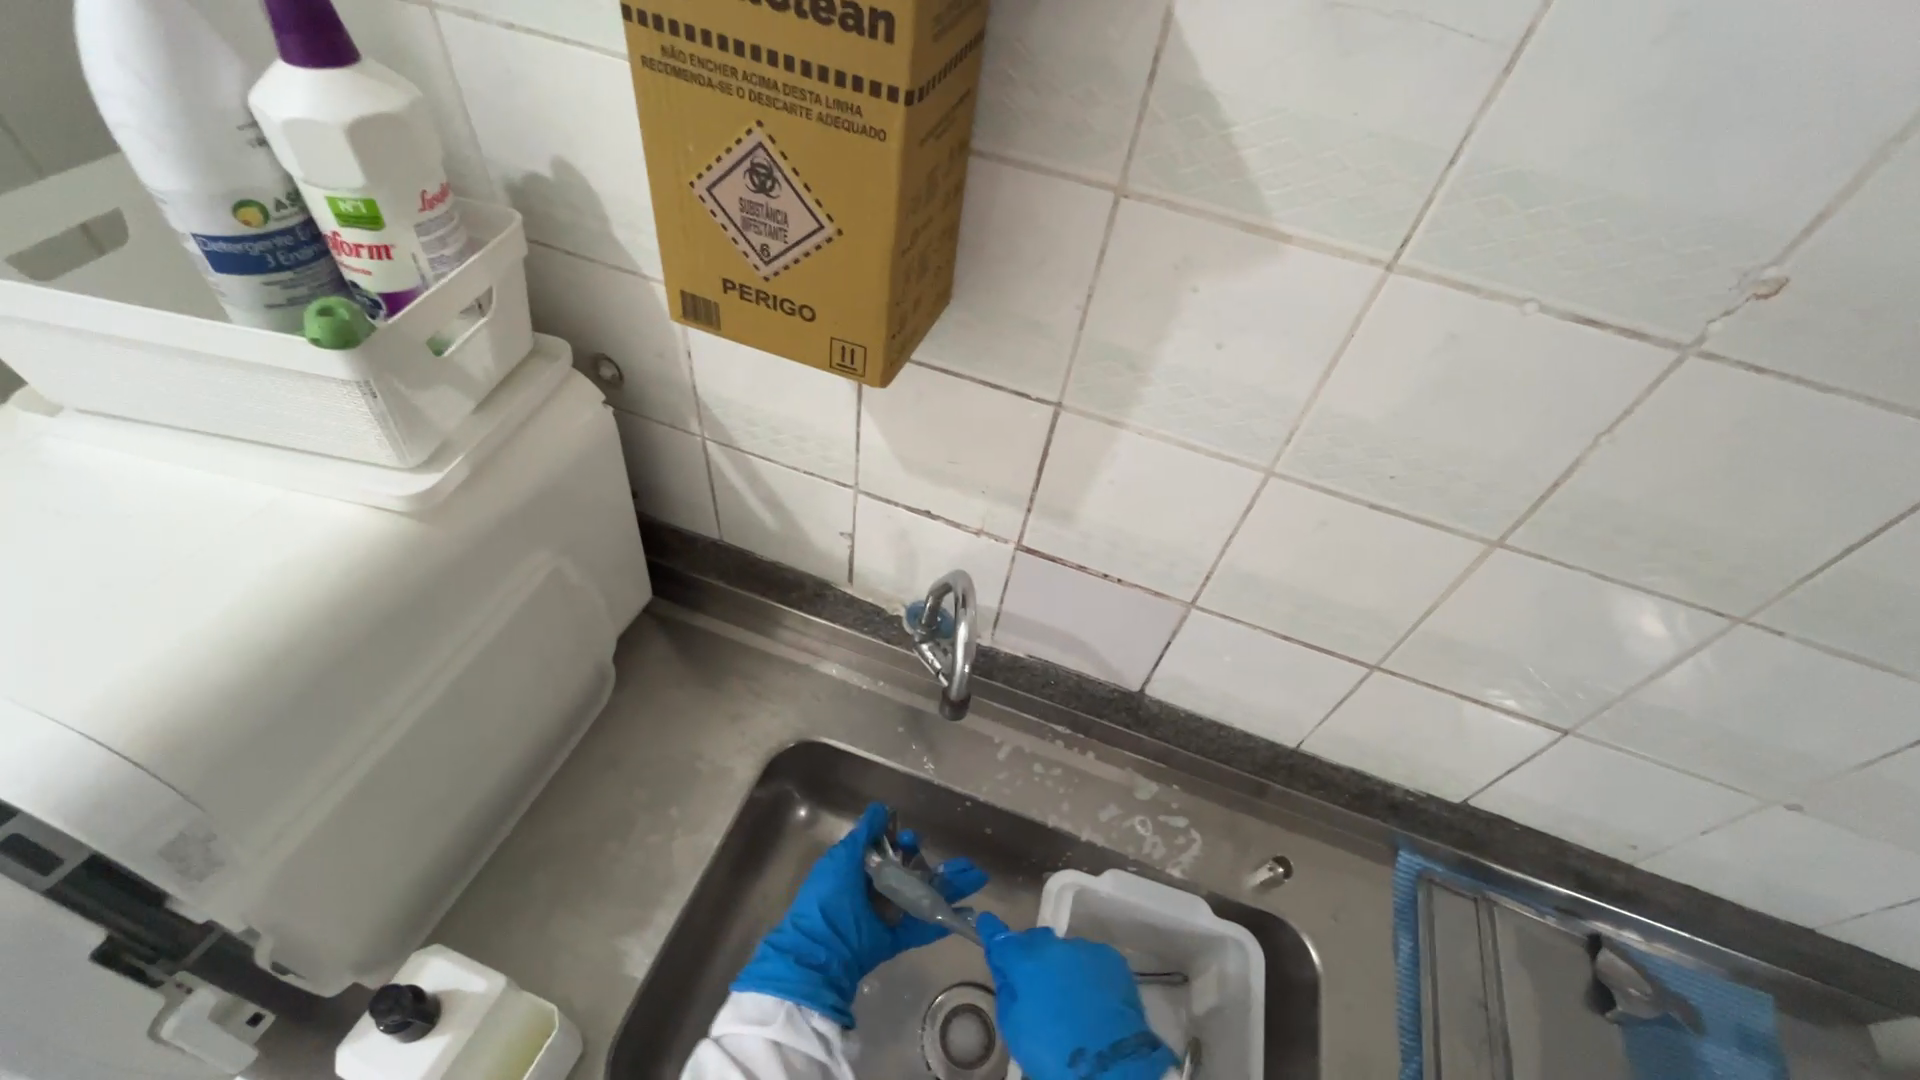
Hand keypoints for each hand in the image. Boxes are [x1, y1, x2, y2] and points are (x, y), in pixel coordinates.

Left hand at [732, 803, 987, 1027]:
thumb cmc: (828, 899)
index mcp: (858, 871)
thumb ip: (864, 834)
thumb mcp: (842, 859)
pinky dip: (944, 920)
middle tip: (962, 860)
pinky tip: (968, 911)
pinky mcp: (896, 940)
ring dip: (950, 887)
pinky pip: (923, 927)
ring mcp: (887, 916)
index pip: (887, 852)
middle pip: (911, 874)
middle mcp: (874, 891)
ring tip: (977, 877)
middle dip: (936, 865)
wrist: (820, 954)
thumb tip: (881, 808)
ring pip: (923, 896)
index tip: (912, 839)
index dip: (903, 843)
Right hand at [976, 913, 1177, 1079]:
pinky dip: (1086, 974)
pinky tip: (1092, 999)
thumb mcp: (1014, 1026)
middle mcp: (1055, 946)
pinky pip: (1090, 960)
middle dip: (1030, 956)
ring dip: (1061, 967)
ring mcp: (1086, 949)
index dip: (991, 931)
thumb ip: (1008, 990)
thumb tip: (1009, 972)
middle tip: (1033, 983)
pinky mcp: (1112, 959)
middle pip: (1036, 942)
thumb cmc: (1053, 1051)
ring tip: (1070, 998)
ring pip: (1065, 952)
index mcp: (1026, 961)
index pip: (1002, 939)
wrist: (1111, 1064)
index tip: (986, 922)